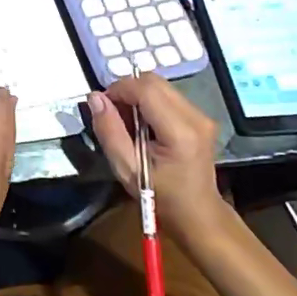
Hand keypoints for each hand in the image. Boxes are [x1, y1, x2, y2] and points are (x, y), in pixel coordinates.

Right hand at [87, 74, 232, 247]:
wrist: (196, 214)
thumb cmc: (160, 197)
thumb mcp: (126, 169)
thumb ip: (109, 131)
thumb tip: (95, 98)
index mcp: (179, 132)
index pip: (146, 89)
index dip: (119, 89)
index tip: (101, 104)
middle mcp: (195, 116)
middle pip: (155, 81)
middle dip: (127, 91)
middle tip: (112, 114)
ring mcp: (201, 115)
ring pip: (161, 86)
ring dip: (138, 97)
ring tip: (127, 123)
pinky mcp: (200, 117)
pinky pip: (169, 96)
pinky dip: (150, 103)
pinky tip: (143, 127)